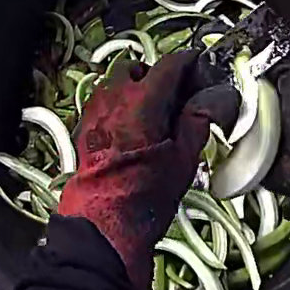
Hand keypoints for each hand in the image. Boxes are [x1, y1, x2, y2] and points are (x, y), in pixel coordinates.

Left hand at [58, 50, 238, 289]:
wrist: (102, 228)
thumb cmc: (143, 197)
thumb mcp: (184, 160)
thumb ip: (197, 122)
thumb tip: (206, 103)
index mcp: (142, 100)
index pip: (170, 64)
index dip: (189, 61)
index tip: (198, 65)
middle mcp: (114, 98)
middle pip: (138, 67)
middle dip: (157, 75)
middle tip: (175, 94)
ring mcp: (94, 112)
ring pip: (116, 84)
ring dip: (135, 88)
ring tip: (153, 112)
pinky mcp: (84, 129)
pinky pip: (103, 103)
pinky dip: (119, 106)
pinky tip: (132, 129)